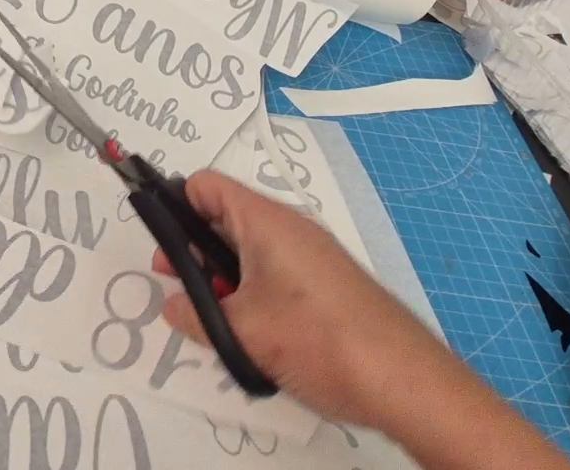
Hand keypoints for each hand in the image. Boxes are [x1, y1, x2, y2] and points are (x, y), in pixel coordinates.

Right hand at [153, 170, 476, 434]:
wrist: (410, 385)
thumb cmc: (319, 340)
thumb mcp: (242, 331)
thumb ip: (194, 315)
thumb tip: (173, 307)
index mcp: (265, 220)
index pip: (204, 185)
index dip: (174, 204)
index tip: (160, 241)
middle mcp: (288, 227)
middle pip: (223, 217)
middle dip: (191, 247)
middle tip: (174, 283)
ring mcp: (311, 255)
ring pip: (248, 249)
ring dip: (220, 275)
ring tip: (211, 315)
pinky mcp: (327, 284)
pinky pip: (273, 271)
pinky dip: (250, 291)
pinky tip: (249, 332)